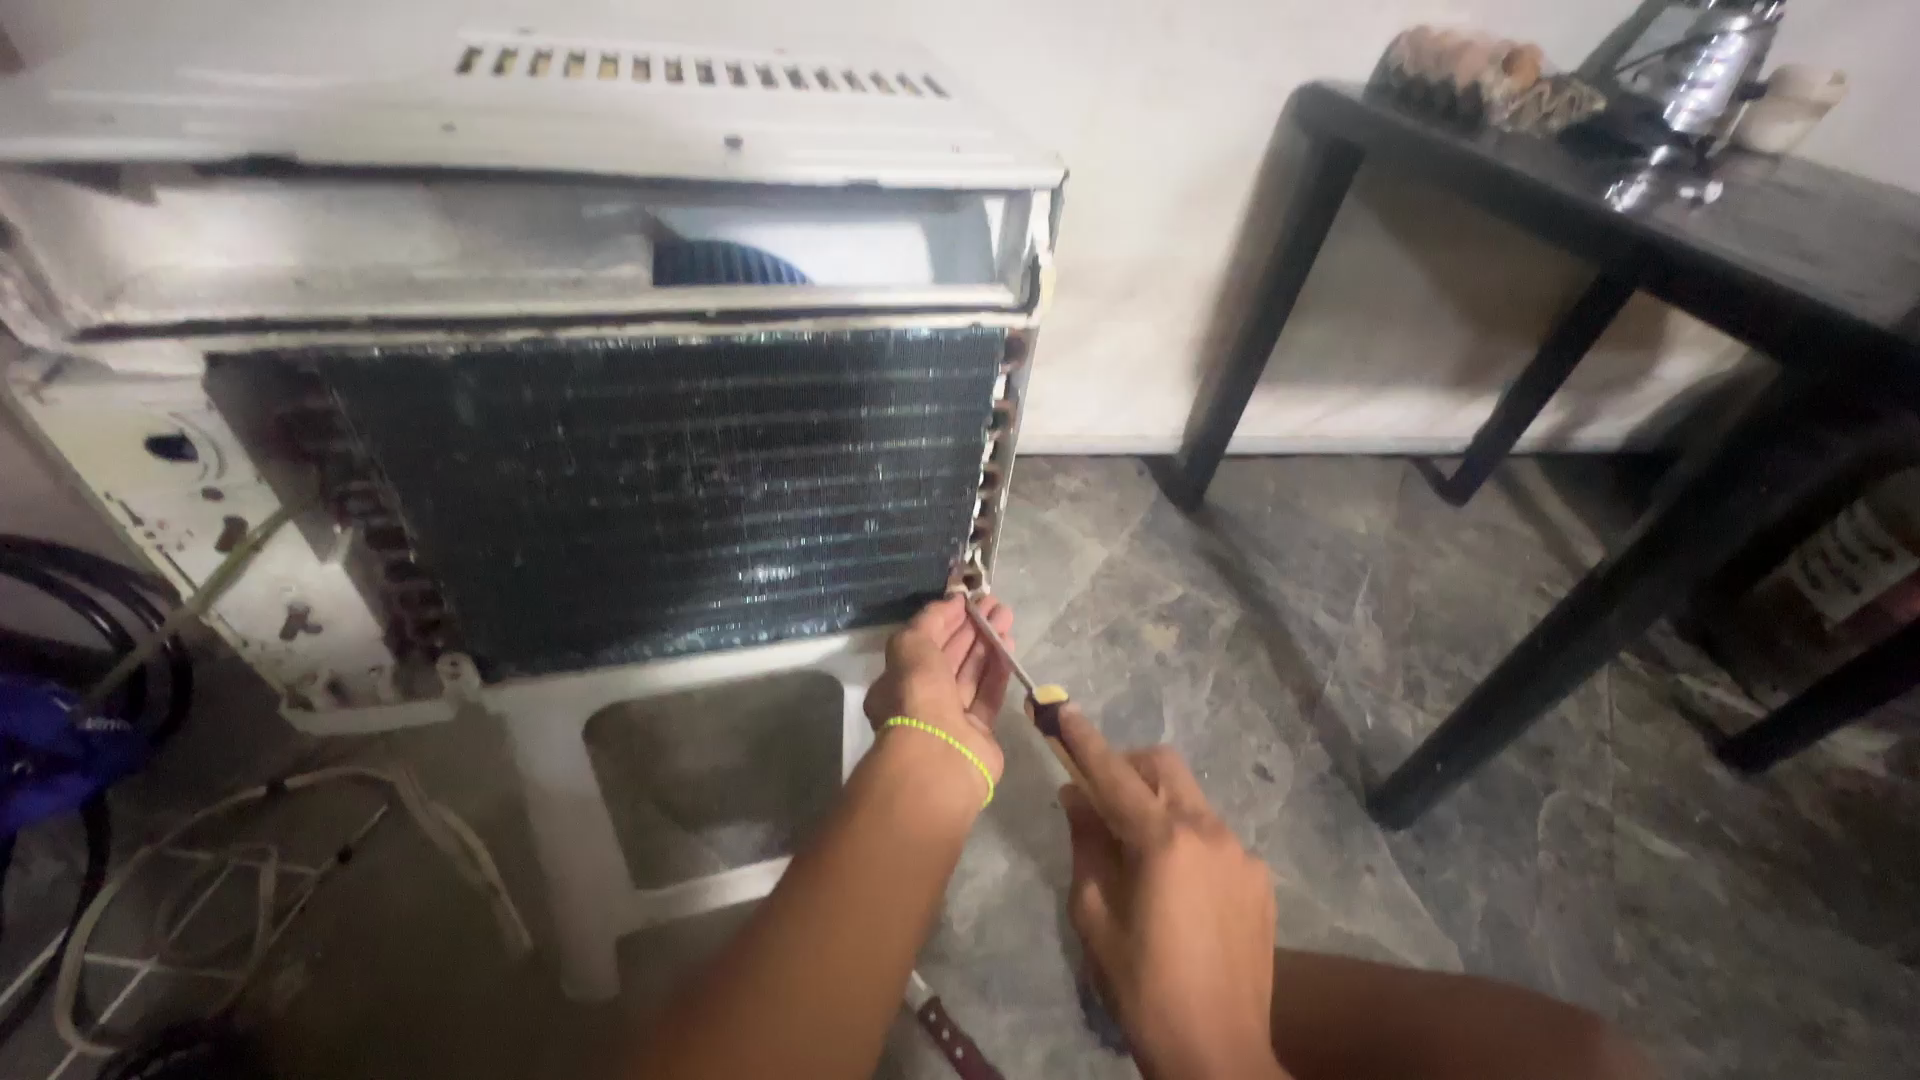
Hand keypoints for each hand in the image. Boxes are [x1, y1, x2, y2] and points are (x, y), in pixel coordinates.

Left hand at [864, 593, 1015, 783]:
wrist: (940, 754)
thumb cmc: (916, 694)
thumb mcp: (910, 645)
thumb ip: (929, 620)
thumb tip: (953, 602)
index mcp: (897, 682)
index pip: (924, 644)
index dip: (946, 620)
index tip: (969, 601)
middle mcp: (922, 700)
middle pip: (950, 657)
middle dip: (972, 629)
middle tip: (996, 605)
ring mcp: (951, 718)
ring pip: (972, 673)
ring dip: (989, 644)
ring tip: (1007, 617)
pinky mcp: (979, 733)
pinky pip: (989, 695)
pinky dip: (999, 670)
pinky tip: (1010, 646)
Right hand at [1059, 710, 1283, 1079]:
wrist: (1219, 1053)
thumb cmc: (1142, 987)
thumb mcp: (1095, 916)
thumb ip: (1086, 844)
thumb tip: (1076, 796)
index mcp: (1164, 841)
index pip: (1115, 774)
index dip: (1084, 740)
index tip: (1063, 710)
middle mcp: (1210, 833)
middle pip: (1165, 767)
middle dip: (1129, 767)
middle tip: (1101, 798)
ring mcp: (1242, 855)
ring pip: (1192, 801)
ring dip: (1159, 805)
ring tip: (1139, 853)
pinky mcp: (1260, 880)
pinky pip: (1215, 838)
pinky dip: (1187, 840)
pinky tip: (1178, 888)